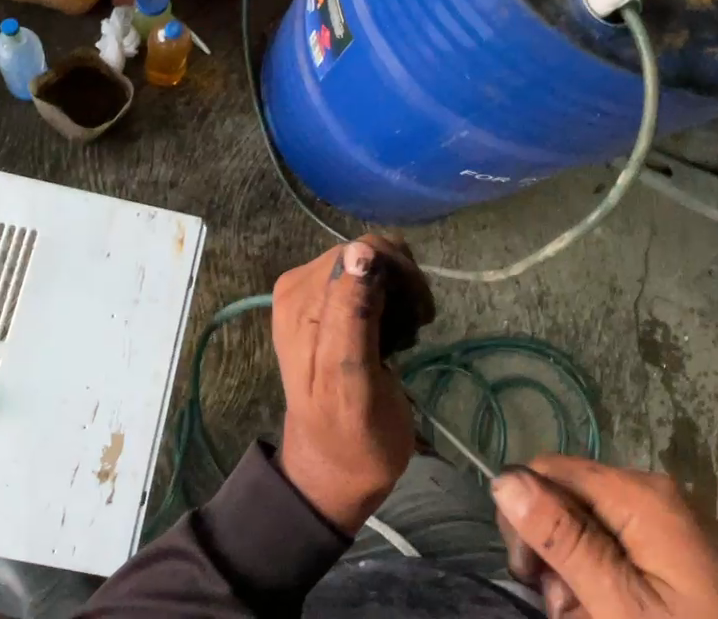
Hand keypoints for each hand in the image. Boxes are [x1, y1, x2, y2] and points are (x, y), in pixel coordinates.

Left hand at [270, 234, 434, 534]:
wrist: (335, 467)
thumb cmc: (350, 436)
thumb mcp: (351, 383)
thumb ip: (352, 315)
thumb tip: (361, 251)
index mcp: (299, 299)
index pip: (359, 251)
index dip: (397, 275)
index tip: (418, 317)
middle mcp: (300, 286)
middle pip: (367, 252)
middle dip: (402, 284)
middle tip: (415, 330)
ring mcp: (314, 294)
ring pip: (374, 262)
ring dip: (402, 293)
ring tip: (405, 335)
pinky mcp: (331, 305)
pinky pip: (372, 278)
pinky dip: (394, 301)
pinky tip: (395, 334)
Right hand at [491, 457, 717, 618]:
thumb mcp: (623, 607)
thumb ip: (564, 540)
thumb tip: (503, 479)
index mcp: (638, 495)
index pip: (546, 471)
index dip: (524, 517)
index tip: (530, 577)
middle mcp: (656, 494)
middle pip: (570, 498)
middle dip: (555, 553)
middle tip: (568, 612)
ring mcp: (678, 525)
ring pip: (596, 530)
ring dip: (582, 576)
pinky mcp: (692, 556)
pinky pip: (630, 550)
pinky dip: (614, 584)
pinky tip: (624, 618)